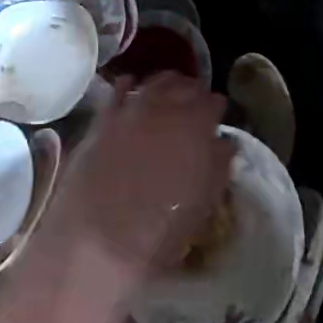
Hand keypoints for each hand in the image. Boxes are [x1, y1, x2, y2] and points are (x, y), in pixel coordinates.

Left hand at [46, 73, 232, 279]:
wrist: (99, 239)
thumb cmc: (160, 232)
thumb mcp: (202, 204)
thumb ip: (217, 166)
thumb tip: (223, 142)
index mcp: (195, 129)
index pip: (213, 103)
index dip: (216, 108)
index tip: (217, 115)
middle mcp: (162, 110)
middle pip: (182, 86)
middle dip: (191, 91)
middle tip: (195, 100)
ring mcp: (129, 111)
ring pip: (152, 83)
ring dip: (164, 85)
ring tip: (168, 91)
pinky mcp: (102, 119)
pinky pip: (117, 90)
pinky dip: (128, 86)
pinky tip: (131, 88)